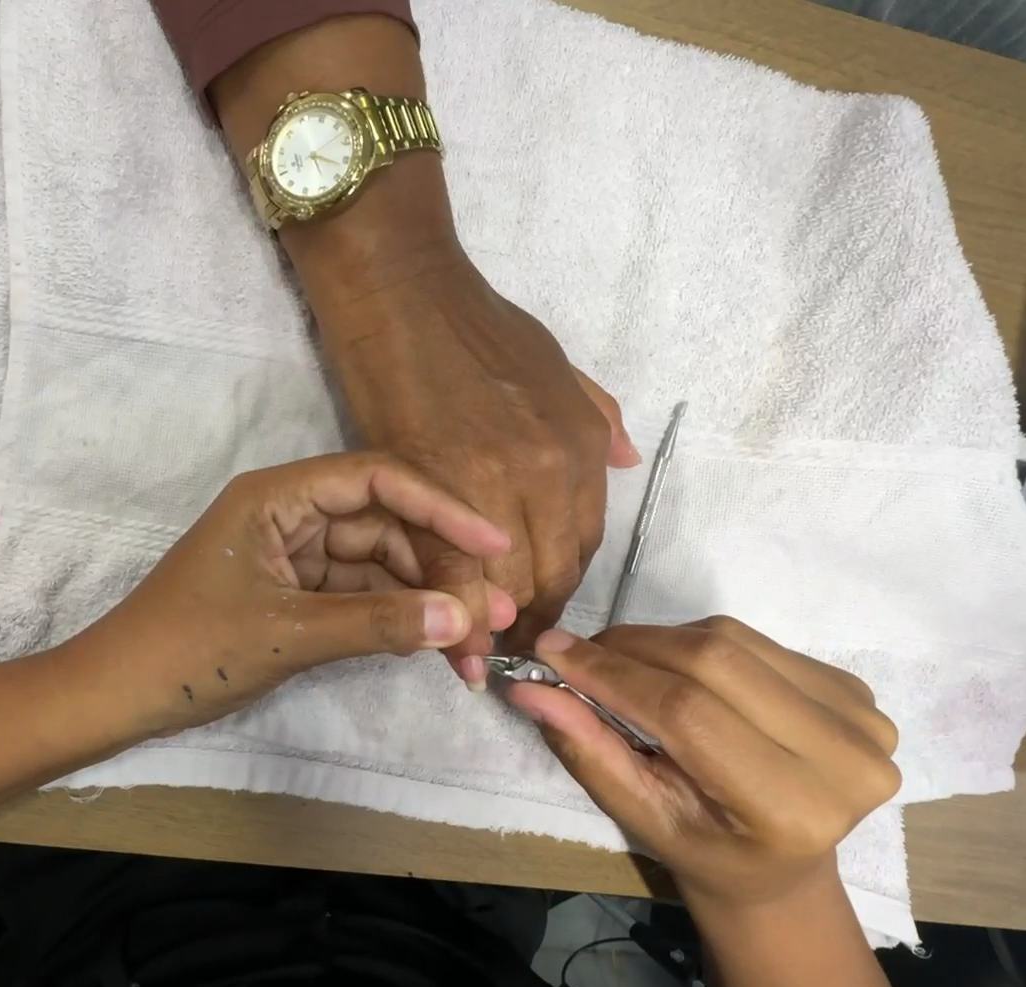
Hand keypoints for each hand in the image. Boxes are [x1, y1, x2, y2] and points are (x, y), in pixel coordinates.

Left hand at [83, 452, 516, 733]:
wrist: (122, 693)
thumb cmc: (190, 649)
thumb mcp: (287, 634)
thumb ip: (375, 623)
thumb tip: (461, 619)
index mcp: (277, 497)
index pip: (375, 480)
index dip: (441, 506)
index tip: (495, 544)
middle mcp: (291, 515)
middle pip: (386, 525)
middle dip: (440, 569)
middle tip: (493, 621)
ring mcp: (295, 556)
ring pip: (379, 565)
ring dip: (425, 601)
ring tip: (473, 648)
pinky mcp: (296, 594)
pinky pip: (360, 597)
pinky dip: (395, 621)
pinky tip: (435, 648)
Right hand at [313, 256, 637, 680]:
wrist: (403, 294)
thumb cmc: (477, 325)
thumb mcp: (557, 363)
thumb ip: (593, 419)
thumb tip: (623, 464)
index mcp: (577, 447)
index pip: (581, 548)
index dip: (558, 593)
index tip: (535, 619)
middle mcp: (544, 473)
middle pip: (547, 575)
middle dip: (526, 620)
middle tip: (503, 648)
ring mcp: (486, 481)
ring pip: (500, 581)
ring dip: (489, 625)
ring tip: (475, 653)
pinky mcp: (425, 485)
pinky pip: (447, 565)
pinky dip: (451, 607)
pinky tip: (446, 638)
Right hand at [503, 617, 901, 912]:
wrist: (780, 864)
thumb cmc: (699, 846)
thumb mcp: (633, 810)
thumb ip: (584, 745)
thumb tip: (525, 685)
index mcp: (791, 810)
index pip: (685, 712)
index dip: (610, 673)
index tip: (548, 650)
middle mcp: (848, 763)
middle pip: (712, 662)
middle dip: (627, 647)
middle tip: (575, 652)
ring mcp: (865, 722)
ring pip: (730, 639)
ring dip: (658, 640)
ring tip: (622, 664)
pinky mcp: (861, 693)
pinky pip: (754, 639)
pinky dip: (696, 642)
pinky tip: (680, 671)